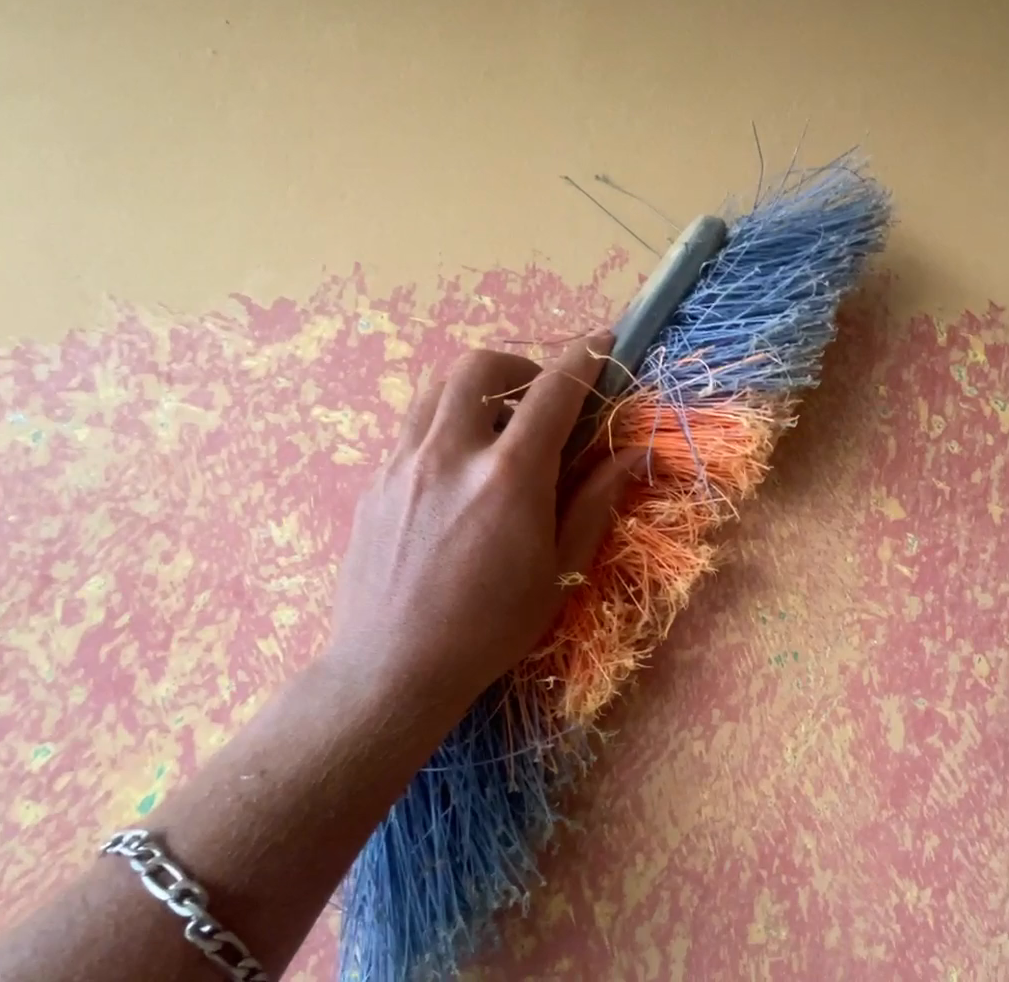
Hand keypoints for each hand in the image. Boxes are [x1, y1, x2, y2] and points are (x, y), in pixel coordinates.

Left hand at [327, 333, 642, 705]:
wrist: (391, 669)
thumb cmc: (492, 626)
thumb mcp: (560, 568)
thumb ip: (595, 499)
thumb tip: (635, 454)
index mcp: (509, 477)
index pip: (554, 392)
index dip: (584, 357)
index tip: (602, 340)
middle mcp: (451, 454)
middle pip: (480, 366)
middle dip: (520, 365)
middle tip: (541, 397)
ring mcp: (402, 464)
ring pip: (436, 386)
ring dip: (476, 387)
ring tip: (498, 423)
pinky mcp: (374, 482)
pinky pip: (413, 426)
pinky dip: (447, 423)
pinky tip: (460, 470)